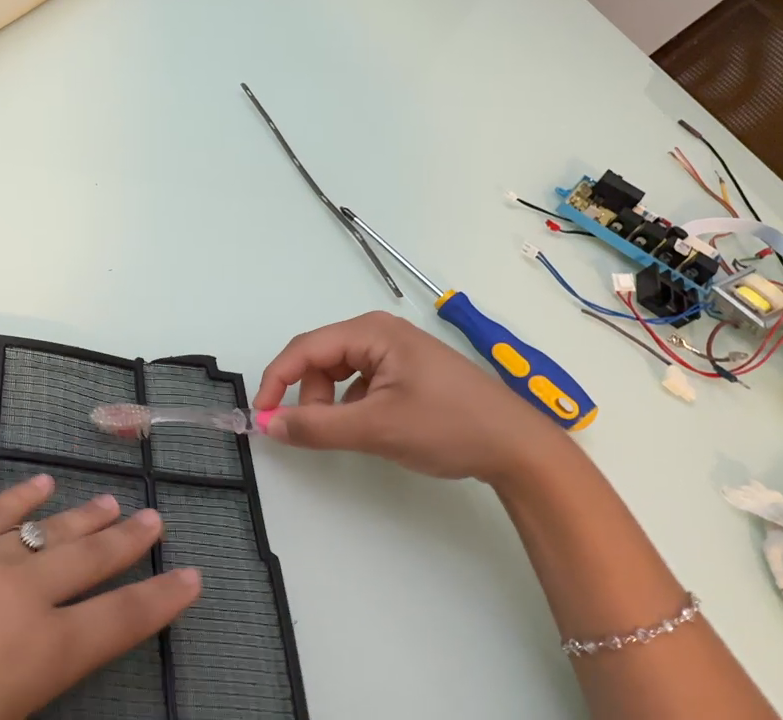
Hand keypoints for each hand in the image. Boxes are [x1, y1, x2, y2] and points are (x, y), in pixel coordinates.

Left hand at [0, 472, 201, 719]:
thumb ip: (27, 694)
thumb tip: (44, 675)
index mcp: (43, 653)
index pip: (121, 622)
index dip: (162, 602)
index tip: (192, 578)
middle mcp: (23, 597)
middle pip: (91, 561)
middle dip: (129, 543)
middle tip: (158, 521)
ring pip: (48, 530)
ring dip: (84, 516)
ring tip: (114, 502)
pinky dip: (20, 498)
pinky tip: (39, 485)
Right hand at [253, 311, 570, 484]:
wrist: (521, 449)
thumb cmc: (449, 427)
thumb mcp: (376, 429)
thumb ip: (316, 426)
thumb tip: (268, 425)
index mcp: (372, 331)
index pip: (304, 348)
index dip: (276, 381)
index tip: (261, 416)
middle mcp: (380, 332)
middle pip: (320, 359)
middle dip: (308, 395)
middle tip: (312, 431)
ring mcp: (396, 352)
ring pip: (339, 373)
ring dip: (330, 402)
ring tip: (348, 433)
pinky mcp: (408, 372)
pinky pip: (360, 383)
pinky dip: (352, 405)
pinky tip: (370, 429)